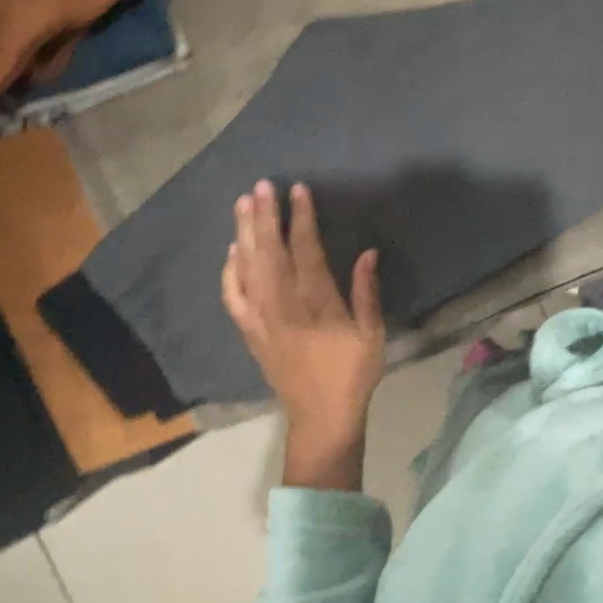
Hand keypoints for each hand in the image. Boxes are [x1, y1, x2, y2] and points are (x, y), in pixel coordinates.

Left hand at [221, 180, 384, 489]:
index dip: (301, 218)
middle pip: (269, 251)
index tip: (298, 191)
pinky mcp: (249, 331)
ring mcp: (261, 317)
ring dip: (243, 233)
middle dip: (264, 216)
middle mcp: (283, 304)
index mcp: (317, 303)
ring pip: (246, 267)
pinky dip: (230, 270)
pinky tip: (232, 251)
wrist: (320, 416)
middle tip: (261, 186)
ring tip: (243, 204)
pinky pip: (233, 294)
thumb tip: (367, 253)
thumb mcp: (372, 334)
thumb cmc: (353, 374)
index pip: (306, 250)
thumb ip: (367, 293)